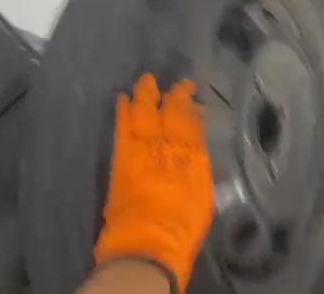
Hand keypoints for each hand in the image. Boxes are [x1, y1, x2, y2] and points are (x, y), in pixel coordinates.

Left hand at [93, 74, 215, 292]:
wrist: (149, 242)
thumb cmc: (182, 225)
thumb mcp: (202, 192)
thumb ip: (198, 163)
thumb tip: (196, 147)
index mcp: (193, 152)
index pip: (193, 120)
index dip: (192, 106)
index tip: (193, 96)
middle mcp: (170, 142)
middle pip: (171, 109)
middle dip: (173, 94)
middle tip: (174, 83)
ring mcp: (144, 146)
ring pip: (145, 110)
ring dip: (145, 94)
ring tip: (146, 81)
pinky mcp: (122, 155)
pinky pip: (122, 125)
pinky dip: (122, 110)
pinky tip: (122, 98)